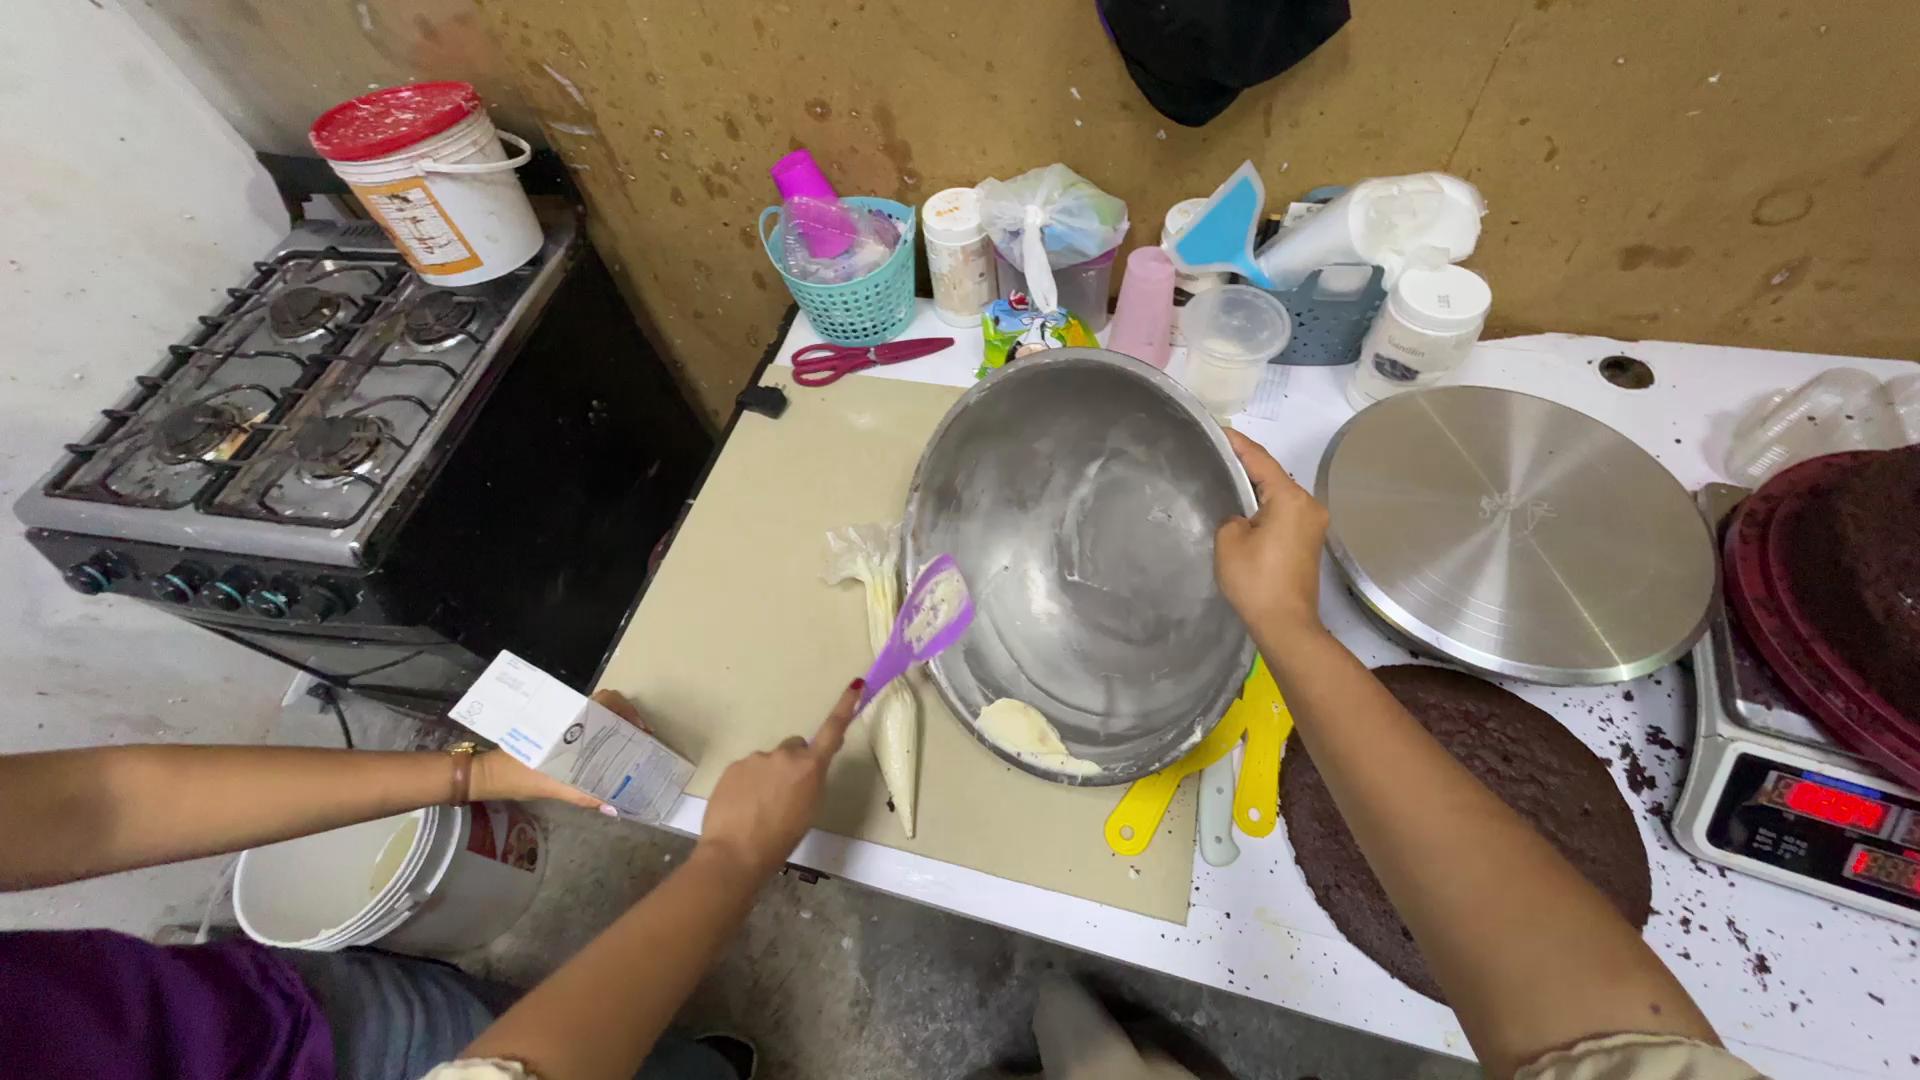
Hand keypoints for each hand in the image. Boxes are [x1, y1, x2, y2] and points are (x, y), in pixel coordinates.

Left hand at [467, 689, 649, 814]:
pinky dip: (603, 736)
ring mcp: (564, 724)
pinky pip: (588, 728)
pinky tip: (608, 755)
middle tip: (640, 741)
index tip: (639, 729)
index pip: (606, 700)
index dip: (627, 711)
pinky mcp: (559, 735)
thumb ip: (583, 794)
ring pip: (599, 717)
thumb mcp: (551, 785)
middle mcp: (569, 716)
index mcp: (569, 719)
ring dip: (616, 728)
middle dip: (627, 721)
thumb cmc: (516, 775)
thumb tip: (614, 806)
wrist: (485, 775)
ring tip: (630, 748)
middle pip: (608, 707)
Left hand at [696, 679, 860, 876]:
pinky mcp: (733, 767)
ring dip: (767, 778)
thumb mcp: (809, 811)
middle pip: (794, 748)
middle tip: (785, 795)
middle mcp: (784, 755)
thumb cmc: (781, 840)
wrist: (735, 854)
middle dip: (793, 764)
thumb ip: (810, 782)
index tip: (856, 684)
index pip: (832, 731)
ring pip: (768, 762)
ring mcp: (756, 759)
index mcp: (810, 767)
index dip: (845, 707)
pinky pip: (747, 771)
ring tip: (759, 809)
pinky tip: (742, 808)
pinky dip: (747, 785)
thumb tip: (803, 772)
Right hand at [1215, 429, 1329, 637]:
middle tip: (1217, 453)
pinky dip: (1264, 506)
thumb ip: (1232, 516)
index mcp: (1290, 499)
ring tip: (1226, 478)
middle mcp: (1308, 505)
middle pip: (1273, 475)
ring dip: (1255, 487)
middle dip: (1246, 464)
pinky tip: (1244, 508)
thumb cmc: (1256, 580)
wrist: (1285, 623)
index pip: (1260, 460)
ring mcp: (1312, 524)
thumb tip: (1242, 518)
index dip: (1237, 443)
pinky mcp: (1308, 541)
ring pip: (1279, 495)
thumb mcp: (1229, 540)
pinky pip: (1283, 512)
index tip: (1218, 429)